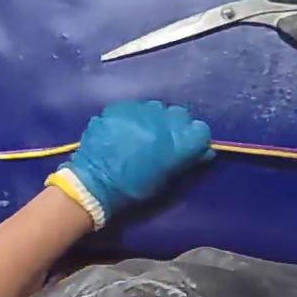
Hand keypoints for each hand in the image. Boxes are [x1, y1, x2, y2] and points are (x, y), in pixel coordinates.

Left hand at [52, 99, 212, 226]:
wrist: (93, 183)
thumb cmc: (133, 189)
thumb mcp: (165, 179)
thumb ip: (185, 161)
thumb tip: (203, 151)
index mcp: (177, 142)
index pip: (200, 130)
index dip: (195, 138)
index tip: (187, 146)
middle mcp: (162, 120)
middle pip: (179, 114)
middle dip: (174, 126)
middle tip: (162, 140)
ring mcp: (138, 110)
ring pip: (155, 107)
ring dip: (153, 119)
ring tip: (141, 133)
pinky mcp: (118, 106)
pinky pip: (133, 108)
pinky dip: (132, 117)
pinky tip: (123, 130)